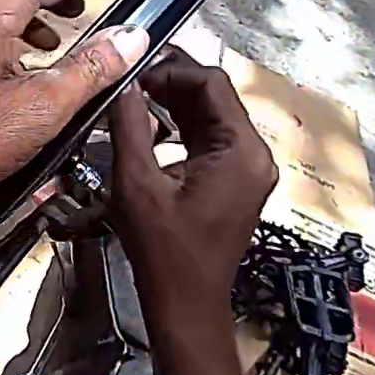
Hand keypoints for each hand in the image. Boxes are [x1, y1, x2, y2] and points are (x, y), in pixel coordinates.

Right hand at [106, 48, 278, 316]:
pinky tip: (147, 123)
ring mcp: (246, 167)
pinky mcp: (233, 179)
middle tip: (127, 81)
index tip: (132, 75)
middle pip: (214, 95)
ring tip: (131, 98)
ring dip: (172, 101)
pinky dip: (178, 123)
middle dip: (169, 82)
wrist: (185, 304)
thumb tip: (121, 82)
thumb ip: (128, 126)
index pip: (211, 83)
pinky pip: (207, 135)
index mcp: (240, 151)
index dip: (170, 70)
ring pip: (209, 113)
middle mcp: (252, 154)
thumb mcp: (136, 182)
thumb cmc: (163, 249)